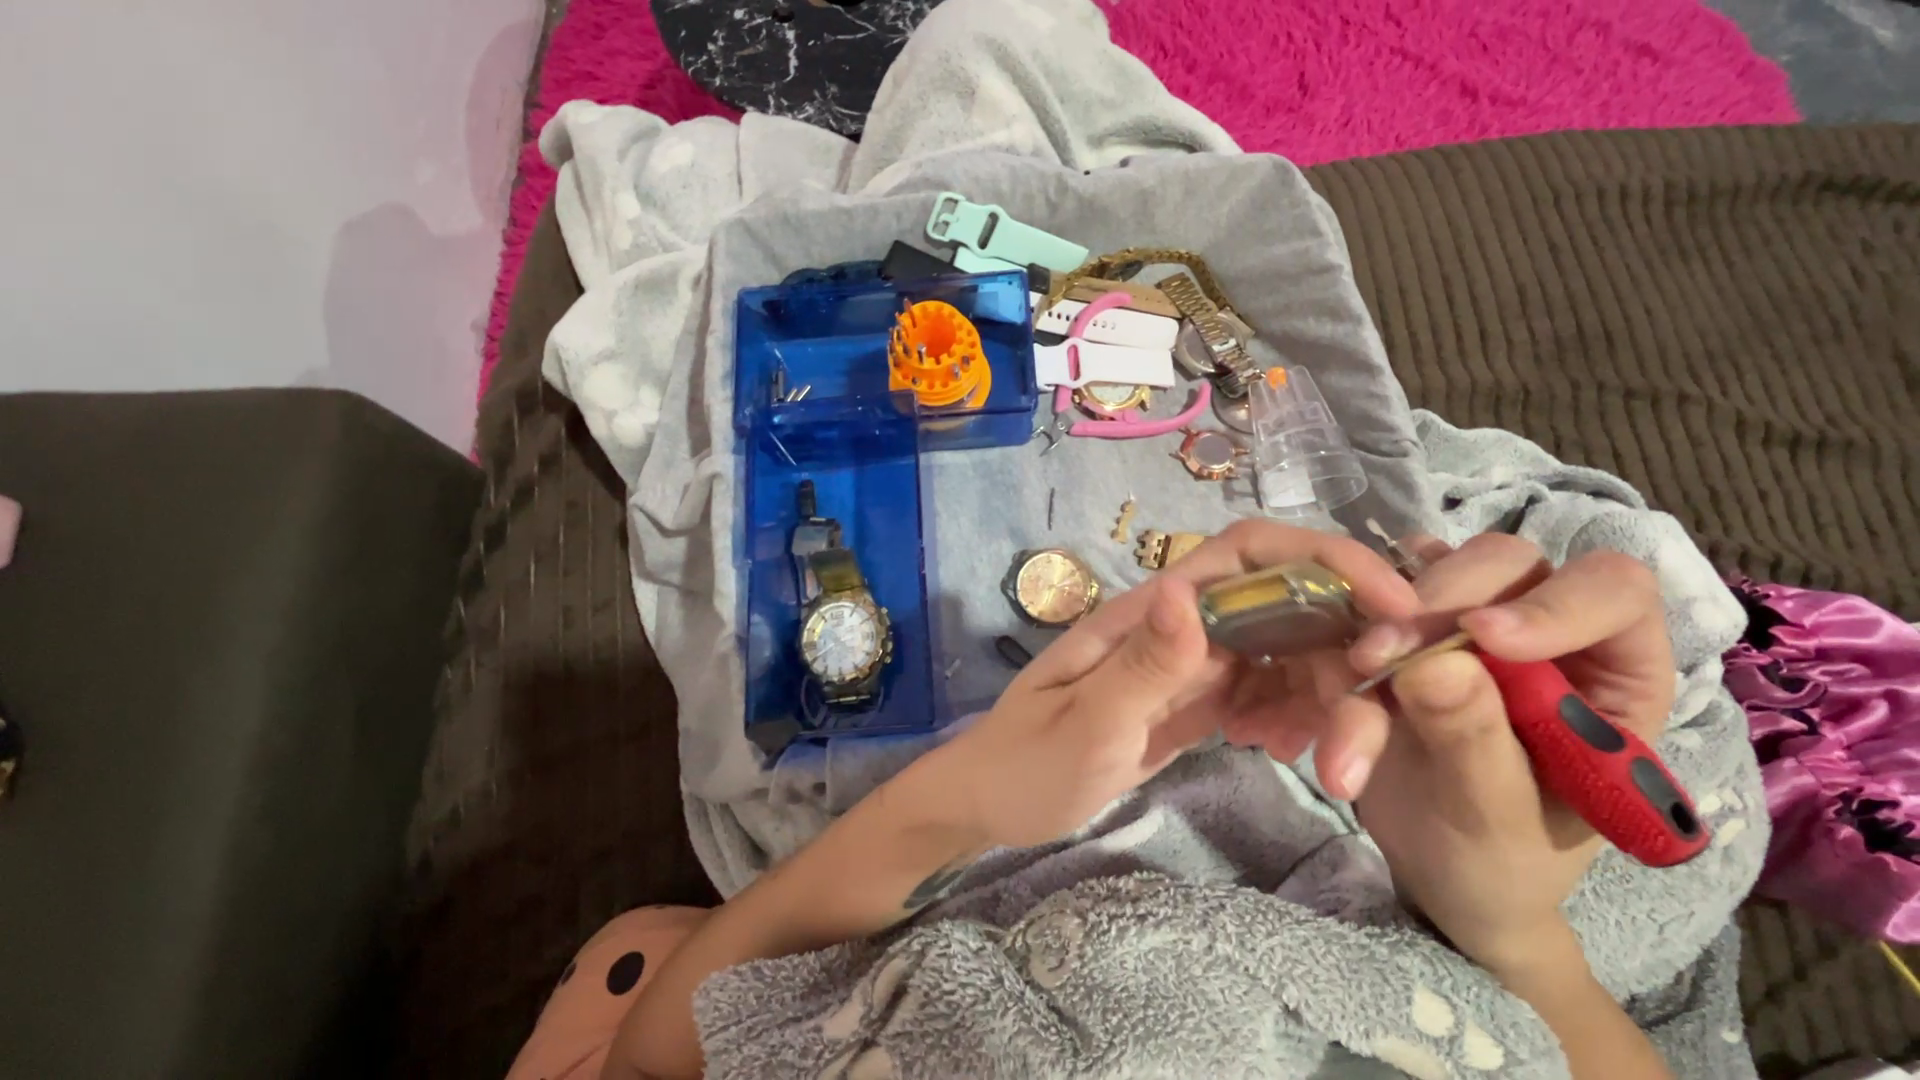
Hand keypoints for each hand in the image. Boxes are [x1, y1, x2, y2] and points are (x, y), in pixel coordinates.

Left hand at [916, 521, 1420, 850]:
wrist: (993, 801)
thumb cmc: (1027, 763)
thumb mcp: (1084, 722)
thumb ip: (1141, 663)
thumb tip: (1184, 589)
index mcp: (1150, 613)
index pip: (1247, 556)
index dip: (1326, 559)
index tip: (1393, 604)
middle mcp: (1178, 625)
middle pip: (1284, 599)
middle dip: (1340, 637)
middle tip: (1363, 703)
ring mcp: (1189, 662)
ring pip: (1283, 648)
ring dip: (1316, 688)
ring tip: (1301, 746)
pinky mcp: (1194, 699)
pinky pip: (1263, 690)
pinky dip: (1288, 714)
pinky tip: (1273, 749)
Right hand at [1341, 534, 1675, 976]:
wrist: (1439, 875)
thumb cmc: (1500, 861)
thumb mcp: (1495, 817)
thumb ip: (1474, 740)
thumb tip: (1435, 663)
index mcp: (1611, 675)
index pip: (1611, 594)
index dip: (1553, 601)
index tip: (1482, 637)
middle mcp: (1544, 634)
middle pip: (1506, 566)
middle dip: (1439, 603)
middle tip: (1376, 658)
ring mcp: (1467, 629)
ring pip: (1430, 573)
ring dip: (1384, 619)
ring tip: (1351, 682)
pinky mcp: (1407, 635)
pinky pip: (1369, 605)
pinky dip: (1343, 631)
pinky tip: (1334, 679)